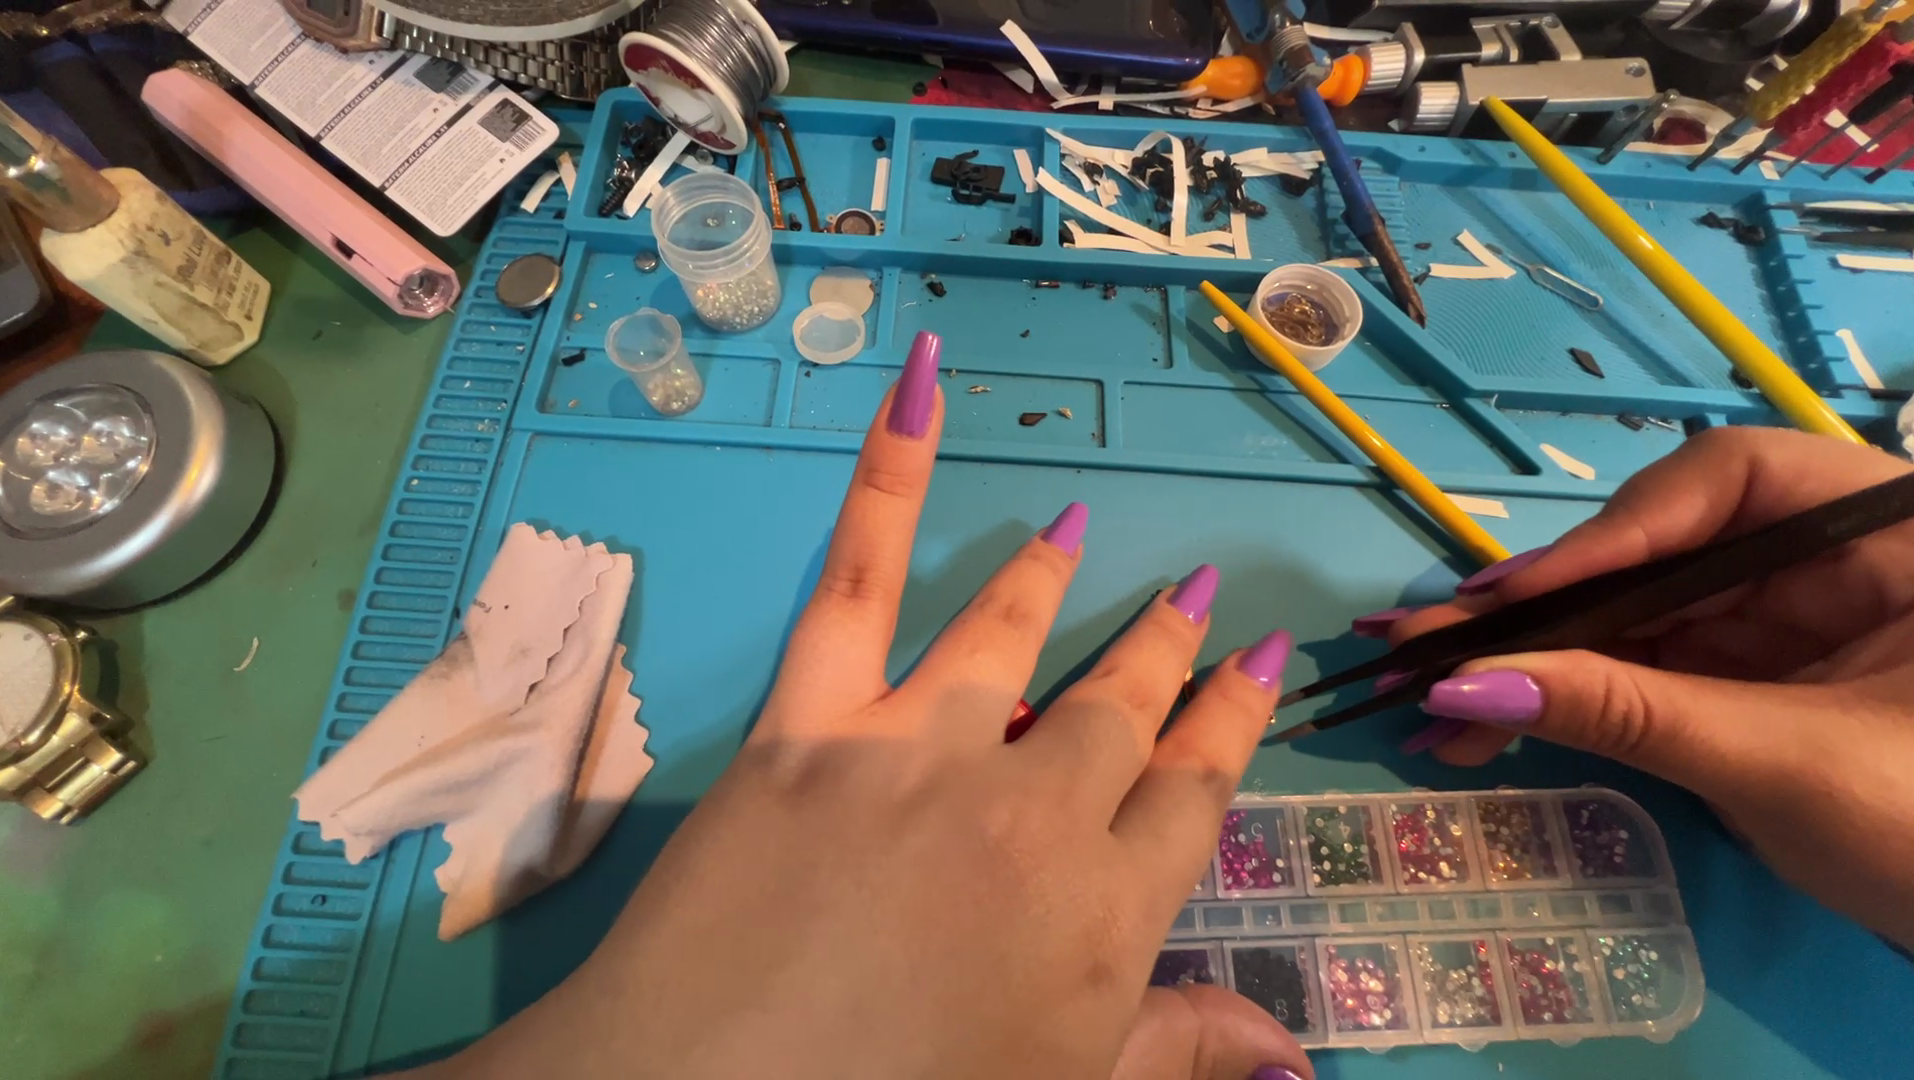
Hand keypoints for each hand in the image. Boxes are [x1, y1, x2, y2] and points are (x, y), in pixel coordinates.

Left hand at [419, 335, 1312, 1079]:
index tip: (1260, 664)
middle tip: (1195, 596)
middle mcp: (1032, 806)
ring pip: (1012, 634)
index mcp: (1101, 910)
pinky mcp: (820, 709)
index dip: (1232, 724)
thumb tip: (1298, 1053)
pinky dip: (891, 469)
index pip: (1193, 794)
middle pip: (1117, 708)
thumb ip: (1173, 1053)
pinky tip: (920, 384)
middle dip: (1164, 651)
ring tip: (1080, 533)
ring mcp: (924, 744)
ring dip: (1054, 578)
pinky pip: (860, 570)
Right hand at [1376, 427, 1913, 947]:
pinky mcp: (1728, 672)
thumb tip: (1456, 687)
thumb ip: (1623, 713)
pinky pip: (1618, 667)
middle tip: (1425, 643)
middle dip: (1531, 613)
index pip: (1727, 480)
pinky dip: (1552, 697)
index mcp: (1889, 538)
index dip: (1615, 529)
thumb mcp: (1792, 767)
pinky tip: (1479, 725)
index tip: (1523, 594)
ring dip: (1519, 662)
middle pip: (1641, 557)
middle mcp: (1816, 561)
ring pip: (1612, 617)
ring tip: (1428, 696)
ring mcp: (1765, 619)